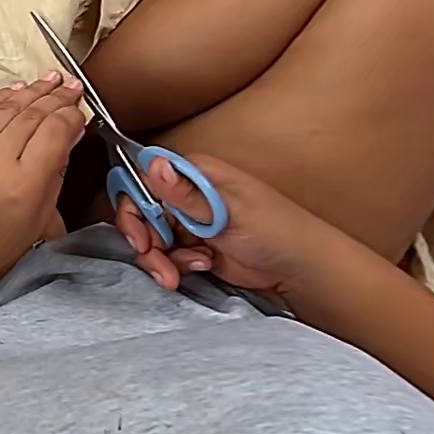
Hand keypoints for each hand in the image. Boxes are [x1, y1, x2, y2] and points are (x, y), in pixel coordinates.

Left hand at [0, 73, 85, 291]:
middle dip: (57, 97)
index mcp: (23, 185)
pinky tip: (17, 89)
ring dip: (33, 90)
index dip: (71, 116)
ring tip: (51, 80)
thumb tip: (70, 135)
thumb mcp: (40, 216)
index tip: (80, 111)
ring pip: (7, 106)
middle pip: (33, 114)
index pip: (55, 133)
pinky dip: (0, 95)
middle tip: (72, 87)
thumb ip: (57, 172)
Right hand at [115, 151, 349, 295]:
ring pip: (153, 239)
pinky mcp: (195, 245)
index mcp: (195, 174)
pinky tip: (202, 267)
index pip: (144, 180)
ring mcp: (191, 221)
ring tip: (189, 268)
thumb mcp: (228, 212)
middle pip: (143, 213)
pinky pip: (168, 256)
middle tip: (158, 259)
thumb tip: (154, 165)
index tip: (141, 235)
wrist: (299, 267)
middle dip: (147, 241)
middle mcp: (188, 194)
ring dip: (163, 259)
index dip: (135, 208)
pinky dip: (176, 266)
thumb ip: (187, 193)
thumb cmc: (275, 230)